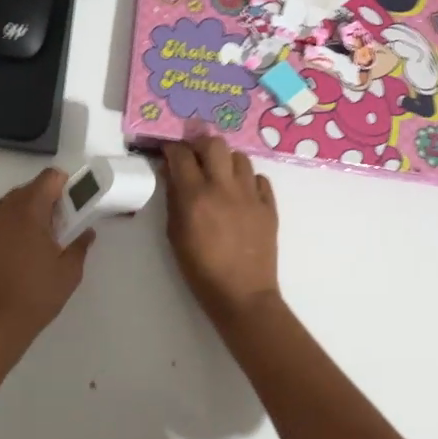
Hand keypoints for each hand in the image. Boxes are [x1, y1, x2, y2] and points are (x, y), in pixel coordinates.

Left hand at [0, 168, 92, 353]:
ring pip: (10, 203)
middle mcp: (5, 212)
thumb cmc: (37, 294)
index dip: (63, 184)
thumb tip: (86, 232)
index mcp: (29, 212)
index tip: (73, 202)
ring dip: (28, 210)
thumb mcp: (69, 271)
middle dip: (46, 197)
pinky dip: (11, 225)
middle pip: (28, 188)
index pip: (47, 178)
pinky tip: (21, 249)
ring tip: (42, 236)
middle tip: (62, 221)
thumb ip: (80, 245)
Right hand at [161, 136, 282, 325]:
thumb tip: (172, 174)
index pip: (181, 154)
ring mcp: (251, 195)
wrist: (242, 295)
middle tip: (195, 158)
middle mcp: (224, 188)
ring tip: (219, 176)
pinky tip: (240, 194)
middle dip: (200, 145)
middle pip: (214, 143)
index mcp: (195, 196)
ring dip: (225, 162)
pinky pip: (260, 179)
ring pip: (240, 157)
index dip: (171, 149)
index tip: (168, 153)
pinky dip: (248, 180)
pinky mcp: (269, 206)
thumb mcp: (175, 234)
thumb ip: (173, 198)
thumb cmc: (200, 269)